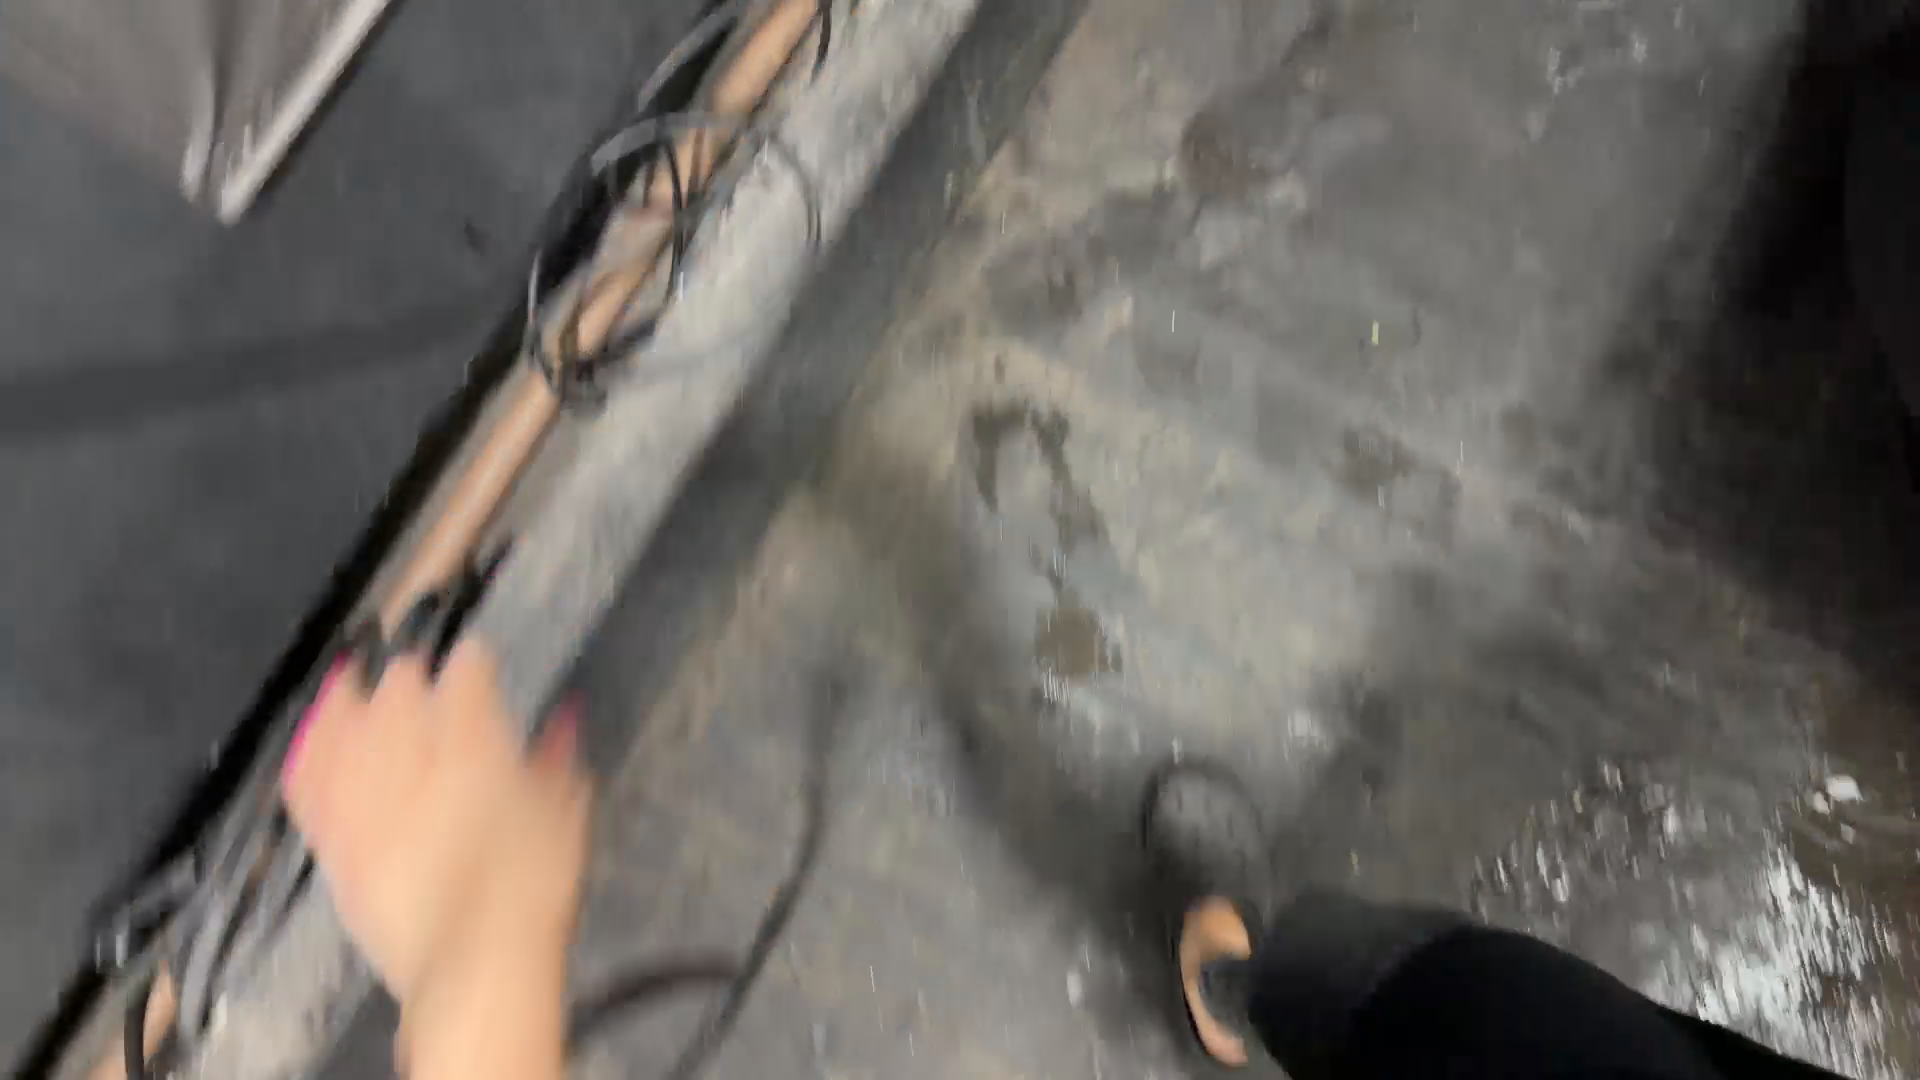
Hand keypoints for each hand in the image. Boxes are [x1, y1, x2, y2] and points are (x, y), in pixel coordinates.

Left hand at [280, 641, 590, 1008]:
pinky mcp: (341, 850)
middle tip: (415, 664)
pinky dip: (310, 757)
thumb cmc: (536, 882)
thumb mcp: (566, 810)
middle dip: (406, 677)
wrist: (479, 964)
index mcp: (481, 759)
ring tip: (347, 679)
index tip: (474, 649)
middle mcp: (418, 776)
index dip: (469, 661)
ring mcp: (372, 813)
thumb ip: (558, 756)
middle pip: (399, 706)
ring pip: (348, 741)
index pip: (466, 688)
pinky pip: (312, 793)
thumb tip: (565, 714)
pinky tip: (311, 736)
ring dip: (346, 705)